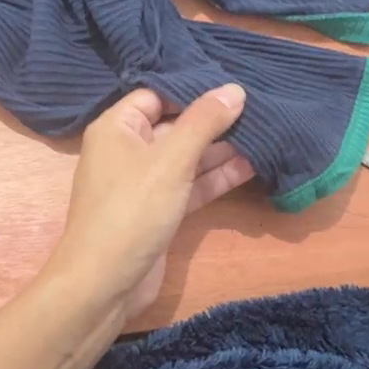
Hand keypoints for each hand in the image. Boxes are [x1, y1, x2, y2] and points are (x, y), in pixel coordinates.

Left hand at [45, 84, 255, 318]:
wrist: (105, 282)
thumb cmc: (132, 209)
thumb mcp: (171, 160)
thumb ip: (204, 122)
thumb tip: (234, 89)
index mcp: (117, 127)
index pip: (157, 94)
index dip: (193, 89)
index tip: (233, 85)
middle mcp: (128, 150)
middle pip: (175, 125)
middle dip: (214, 120)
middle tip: (259, 108)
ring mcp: (144, 183)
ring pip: (187, 158)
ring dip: (221, 150)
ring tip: (264, 135)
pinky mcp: (159, 211)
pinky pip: (190, 185)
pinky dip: (216, 178)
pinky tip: (251, 166)